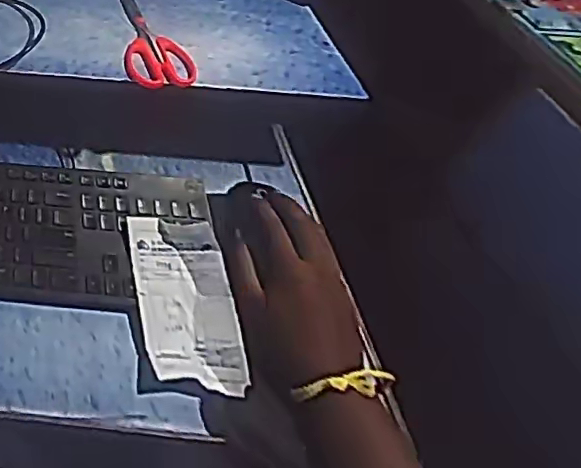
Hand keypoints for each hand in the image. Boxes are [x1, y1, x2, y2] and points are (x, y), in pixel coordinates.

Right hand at [223, 182, 365, 389]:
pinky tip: (304, 238)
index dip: (258, 207)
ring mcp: (334, 279)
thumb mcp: (251, 307)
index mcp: (289, 269)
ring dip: (302, 217)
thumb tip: (236, 238)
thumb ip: (242, 267)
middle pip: (302, 224)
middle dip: (284, 205)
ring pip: (320, 236)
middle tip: (268, 194)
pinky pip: (327, 251)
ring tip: (286, 208)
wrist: (329, 386)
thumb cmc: (282, 349)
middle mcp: (316, 268)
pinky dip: (313, 235)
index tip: (247, 196)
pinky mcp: (343, 292)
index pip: (272, 225)